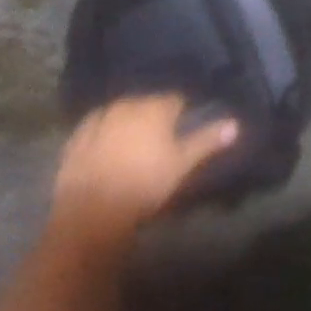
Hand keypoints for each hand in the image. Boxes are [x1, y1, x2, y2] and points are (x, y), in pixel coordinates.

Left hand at [49, 95, 238, 251]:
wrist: (92, 211)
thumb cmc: (145, 184)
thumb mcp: (182, 164)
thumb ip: (207, 140)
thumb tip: (235, 124)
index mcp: (154, 109)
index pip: (175, 99)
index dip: (182, 111)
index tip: (185, 124)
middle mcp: (125, 105)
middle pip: (146, 103)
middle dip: (155, 114)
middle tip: (161, 137)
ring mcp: (97, 119)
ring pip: (120, 112)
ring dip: (128, 121)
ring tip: (134, 141)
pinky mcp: (76, 137)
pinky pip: (95, 126)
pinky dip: (104, 132)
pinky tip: (106, 147)